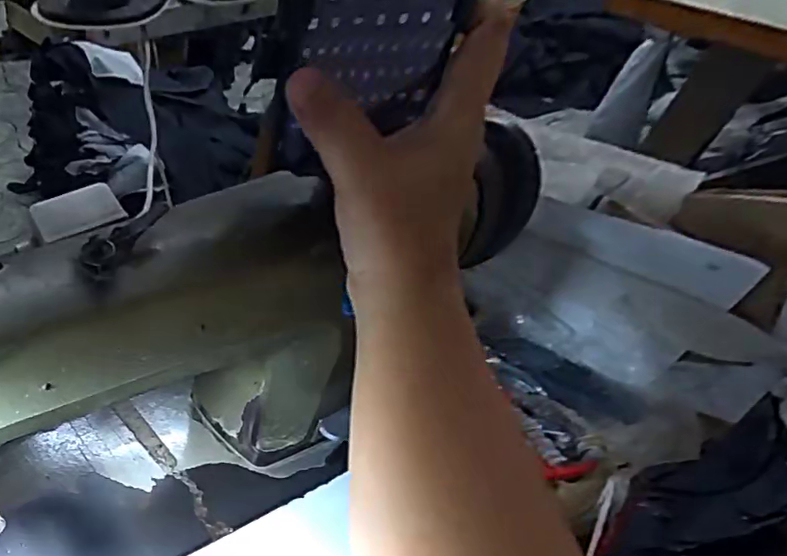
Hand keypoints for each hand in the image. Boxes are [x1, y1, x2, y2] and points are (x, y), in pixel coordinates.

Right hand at [286, 0, 515, 300]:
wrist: (398, 295)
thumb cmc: (394, 229)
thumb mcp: (360, 168)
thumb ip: (332, 121)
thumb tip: (301, 77)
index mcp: (459, 117)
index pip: (486, 43)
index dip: (476, 10)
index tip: (437, 1)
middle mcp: (453, 133)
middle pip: (452, 68)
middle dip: (426, 39)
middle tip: (385, 20)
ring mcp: (431, 163)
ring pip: (422, 104)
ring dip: (400, 81)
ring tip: (361, 55)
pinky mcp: (408, 188)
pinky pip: (399, 135)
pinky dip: (380, 118)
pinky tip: (350, 115)